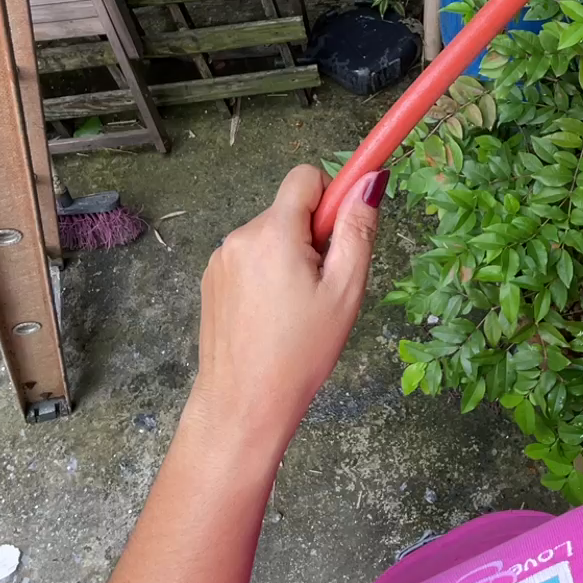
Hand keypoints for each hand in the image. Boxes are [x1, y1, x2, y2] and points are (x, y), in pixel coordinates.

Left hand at [184, 165, 387, 450]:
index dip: (332, 196)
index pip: (306, 177)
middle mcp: (241, 235)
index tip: (342, 233)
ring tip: (298, 307)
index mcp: (274, 232)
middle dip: (313, 235)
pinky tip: (273, 315)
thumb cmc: (301, 351)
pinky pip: (251, 257)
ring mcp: (220, 258)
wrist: (242, 406)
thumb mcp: (345, 290)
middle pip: (290, 210)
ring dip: (291, 256)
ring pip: (272, 235)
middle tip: (324, 285)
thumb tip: (371, 180)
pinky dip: (268, 273)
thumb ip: (358, 228)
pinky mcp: (212, 280)